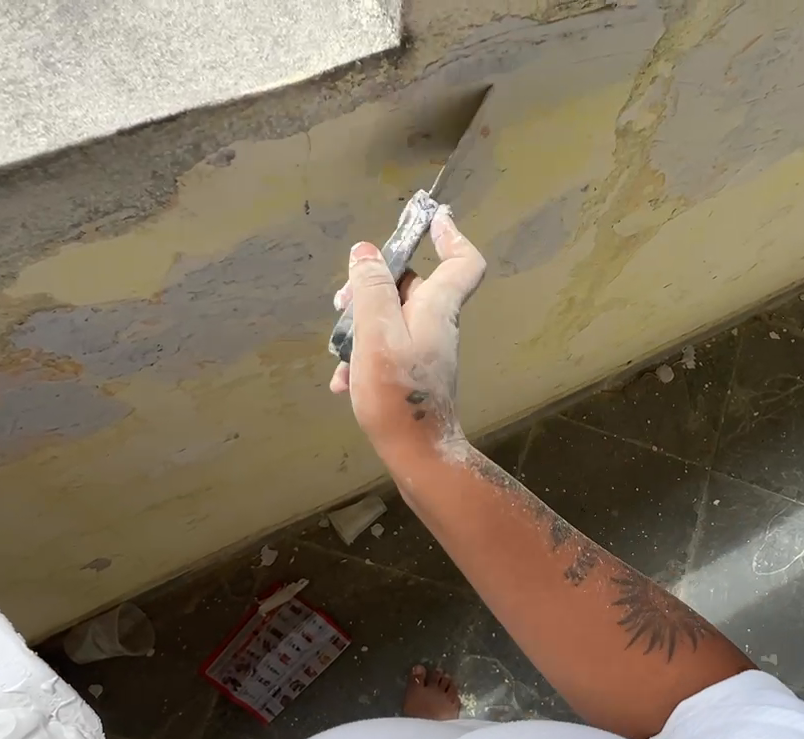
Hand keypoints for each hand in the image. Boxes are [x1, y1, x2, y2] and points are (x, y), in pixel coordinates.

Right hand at [329, 210, 486, 459]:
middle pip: (410, 288)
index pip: (463, 263)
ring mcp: (427, 353)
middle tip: (341, 306)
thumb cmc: (398, 395)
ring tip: (340, 354)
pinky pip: (387, 352)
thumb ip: (371, 290)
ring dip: (360, 330)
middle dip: (371, 288)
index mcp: (437, 311)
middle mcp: (438, 327)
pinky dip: (364, 360)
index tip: (431, 219)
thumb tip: (366, 252)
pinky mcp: (416, 376)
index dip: (451, 236)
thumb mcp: (376, 335)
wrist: (418, 455)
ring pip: (390, 321)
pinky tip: (344, 382)